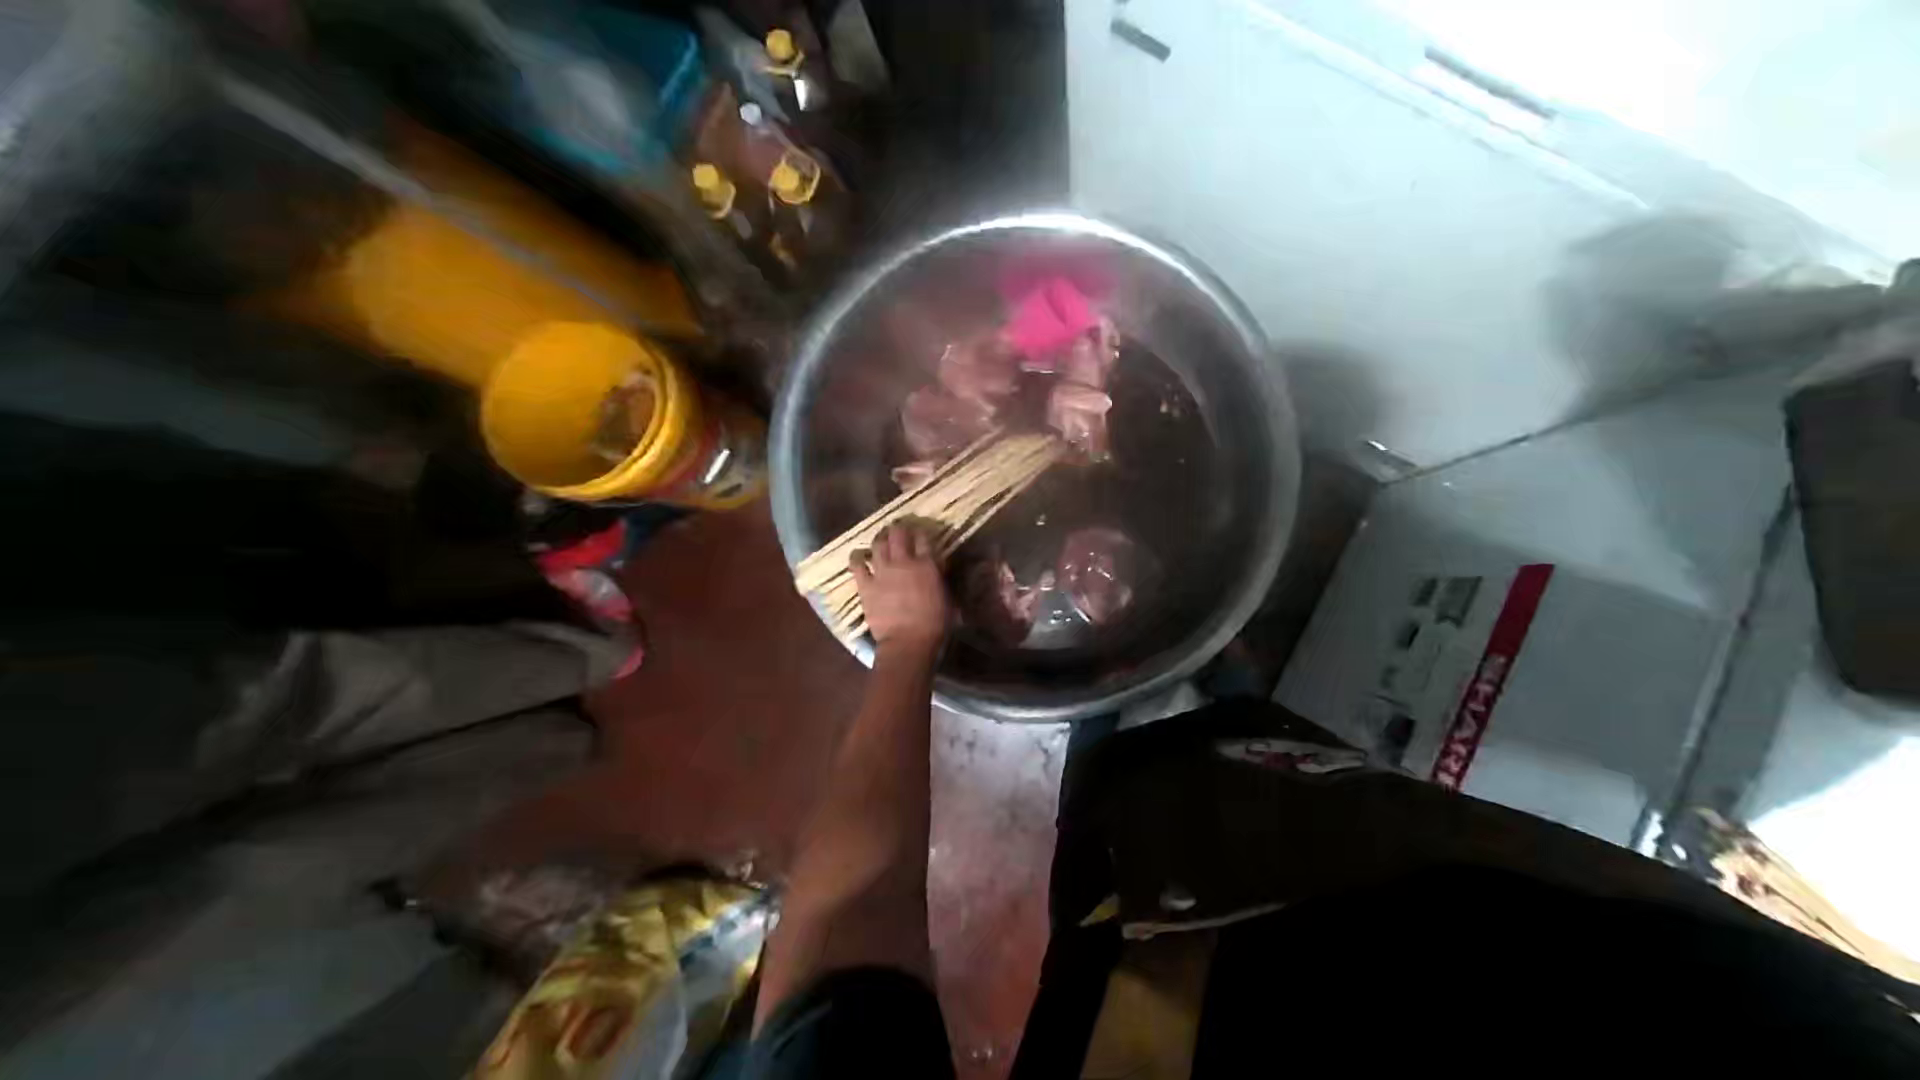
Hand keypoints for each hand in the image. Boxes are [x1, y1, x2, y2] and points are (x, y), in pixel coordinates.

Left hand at [851, 523, 949, 655]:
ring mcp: (882, 572)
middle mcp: (903, 562)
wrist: (907, 642)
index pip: (923, 538)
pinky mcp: (866, 585)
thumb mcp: (947, 597)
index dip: (921, 532)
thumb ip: (940, 579)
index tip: (920, 533)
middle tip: (899, 530)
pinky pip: (857, 564)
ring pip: (878, 544)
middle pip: (898, 534)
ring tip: (881, 538)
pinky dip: (857, 557)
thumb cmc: (934, 624)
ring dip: (880, 538)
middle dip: (899, 529)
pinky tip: (858, 556)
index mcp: (926, 565)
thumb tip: (938, 570)